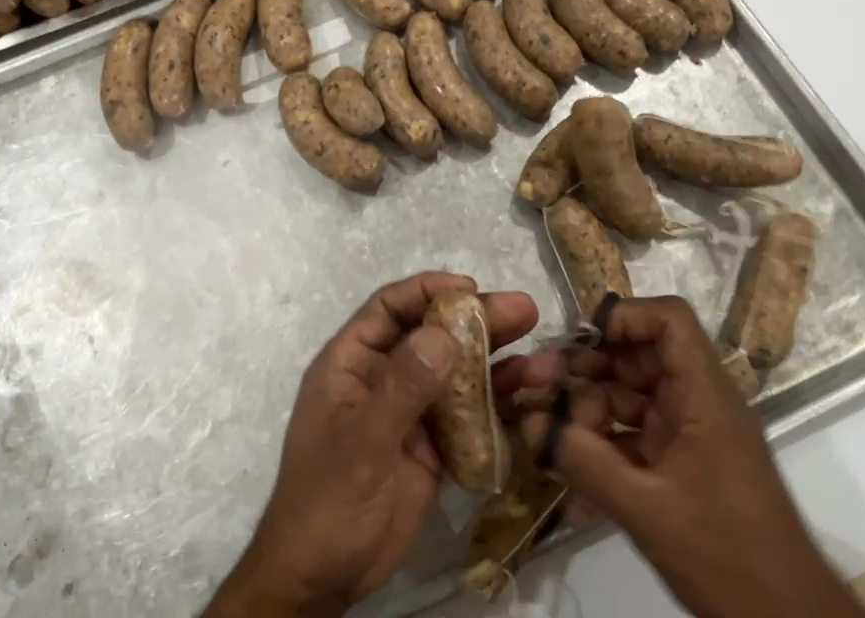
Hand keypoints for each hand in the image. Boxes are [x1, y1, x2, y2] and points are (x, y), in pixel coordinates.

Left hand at [205, 273, 537, 617]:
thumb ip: (402, 388)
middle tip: (525, 311)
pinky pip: (467, 415)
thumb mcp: (362, 442)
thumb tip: (443, 333)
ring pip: (456, 374)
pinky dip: (497, 404)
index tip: (471, 288)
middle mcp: (382, 379)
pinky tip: (530, 395)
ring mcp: (409, 413)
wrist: (323, 575)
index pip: (388, 309)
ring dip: (496, 362)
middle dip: (476, 322)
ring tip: (541, 354)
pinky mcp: (432, 447)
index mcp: (350, 365)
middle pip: (432, 336)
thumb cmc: (327, 500)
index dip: (427, 291)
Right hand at [511, 296, 864, 617]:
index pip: (670, 321)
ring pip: (633, 397)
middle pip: (641, 357)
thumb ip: (582, 462)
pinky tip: (566, 472)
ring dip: (590, 409)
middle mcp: (700, 405)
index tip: (577, 342)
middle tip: (543, 388)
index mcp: (705, 398)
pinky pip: (636, 437)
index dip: (623, 317)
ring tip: (546, 433)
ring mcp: (693, 436)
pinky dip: (603, 446)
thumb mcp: (645, 509)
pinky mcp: (684, 466)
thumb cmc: (726, 555)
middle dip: (589, 368)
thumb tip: (527, 424)